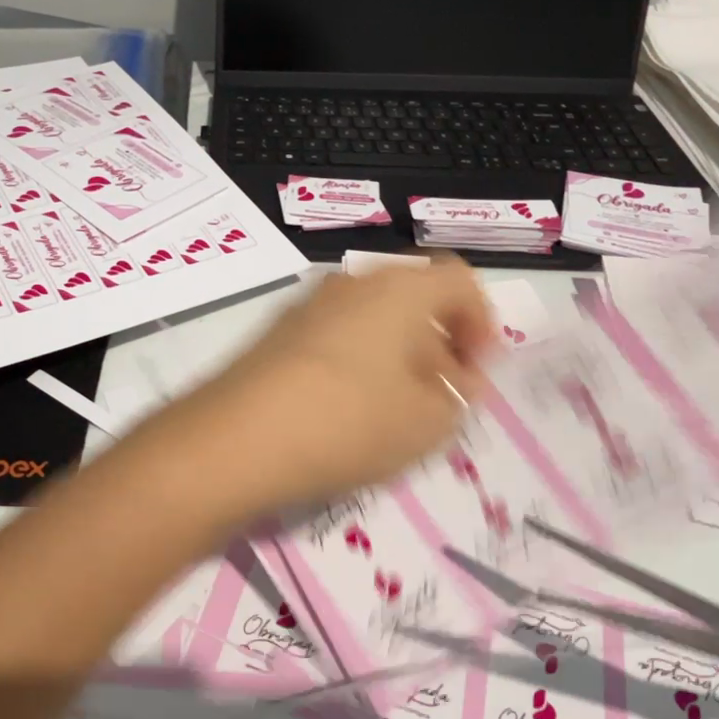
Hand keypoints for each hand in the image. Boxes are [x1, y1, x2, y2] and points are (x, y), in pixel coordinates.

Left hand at [135, 258, 493, 520]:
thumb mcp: (429, 422)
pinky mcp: (275, 333)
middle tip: (439, 395)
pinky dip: (354, 362)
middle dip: (437, 342)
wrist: (236, 438)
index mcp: (400, 288)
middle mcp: (353, 282)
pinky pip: (333, 336)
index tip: (476, 372)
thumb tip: (455, 376)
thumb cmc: (349, 422)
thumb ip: (458, 394)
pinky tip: (345, 411)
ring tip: (393, 410)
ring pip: (370, 318)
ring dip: (394, 355)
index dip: (481, 323)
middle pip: (412, 297)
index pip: (459, 280)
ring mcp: (307, 305)